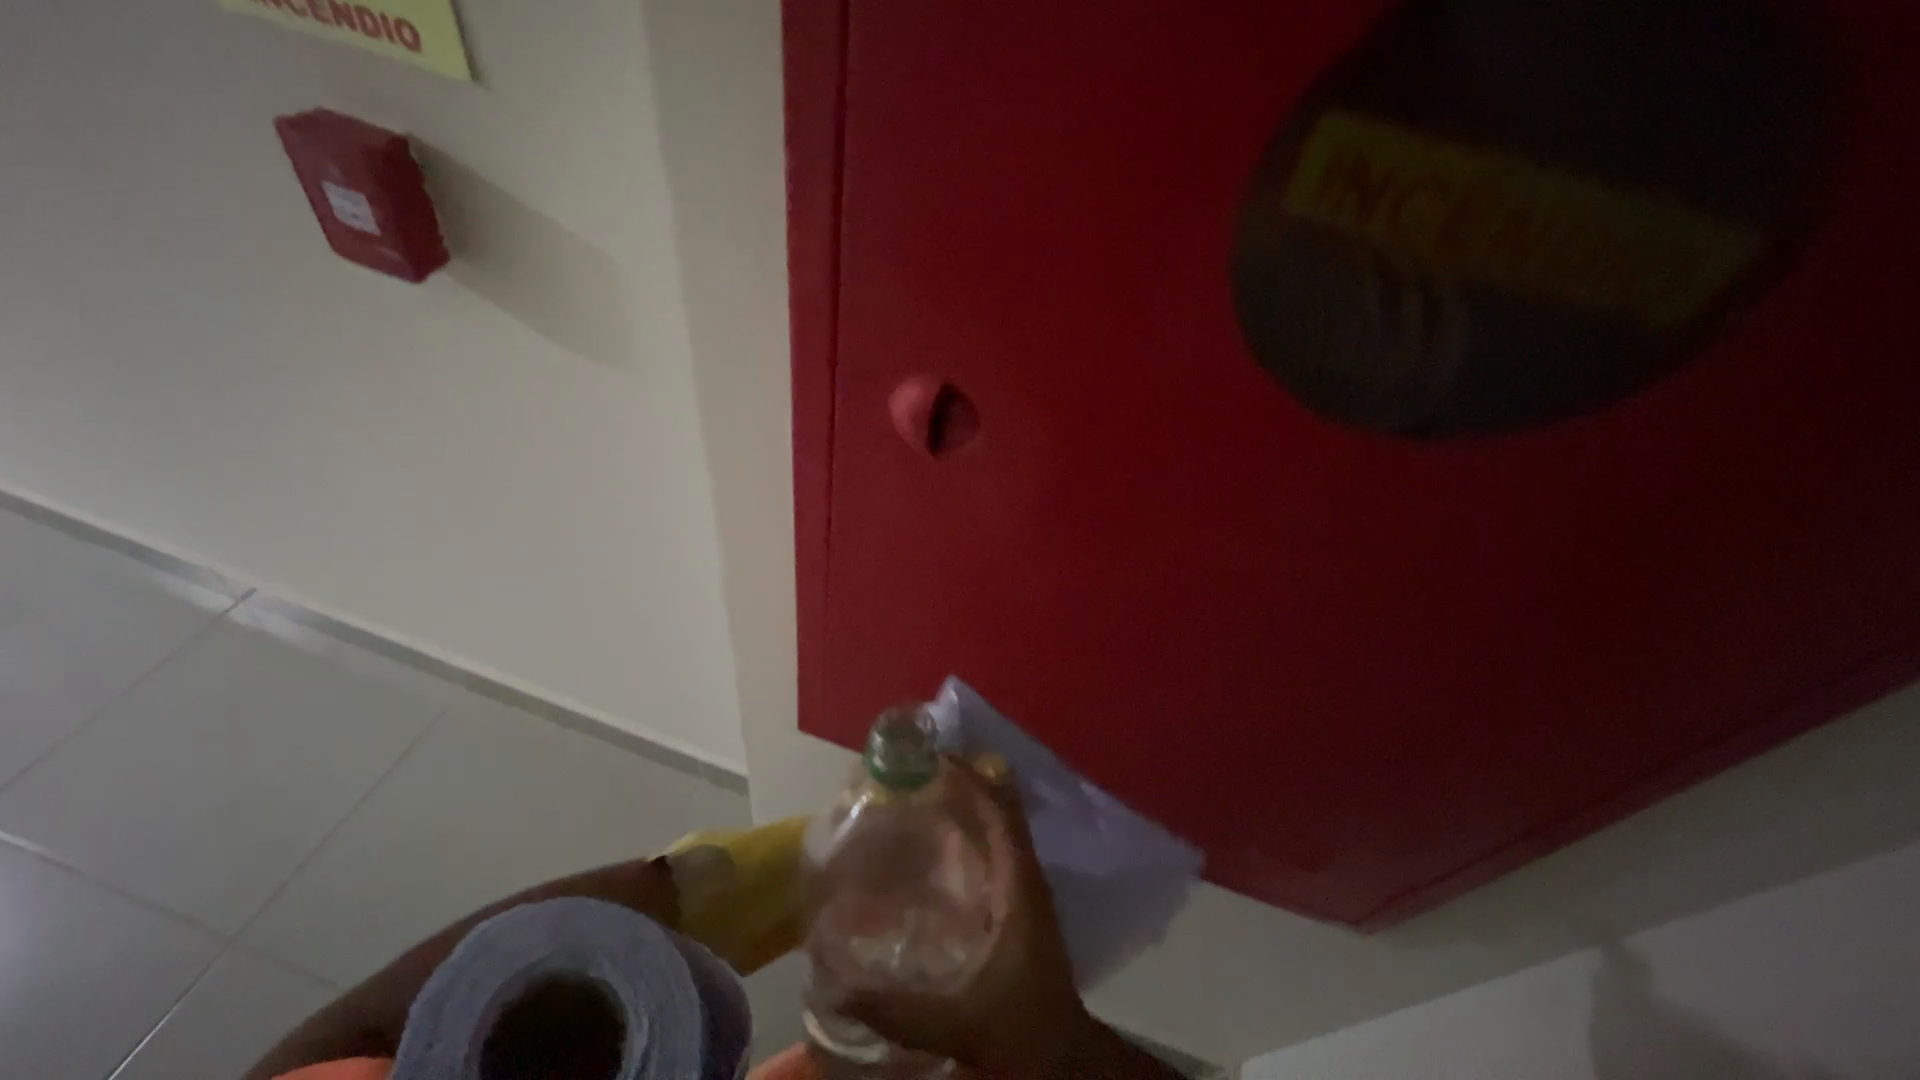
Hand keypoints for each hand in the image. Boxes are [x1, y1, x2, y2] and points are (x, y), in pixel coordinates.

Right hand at [839, 762, 1099, 1074]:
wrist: (1064, 1059)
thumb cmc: (1021, 1030)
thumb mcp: (957, 1024)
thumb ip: (896, 1010)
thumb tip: (836, 989)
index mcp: (1021, 889)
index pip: (1002, 816)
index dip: (973, 781)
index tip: (933, 759)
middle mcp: (1027, 880)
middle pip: (1001, 813)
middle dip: (964, 786)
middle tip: (913, 776)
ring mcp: (1026, 894)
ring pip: (1000, 833)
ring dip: (967, 809)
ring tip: (918, 799)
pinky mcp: (1019, 910)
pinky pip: (995, 856)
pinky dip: (969, 839)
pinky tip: (934, 851)